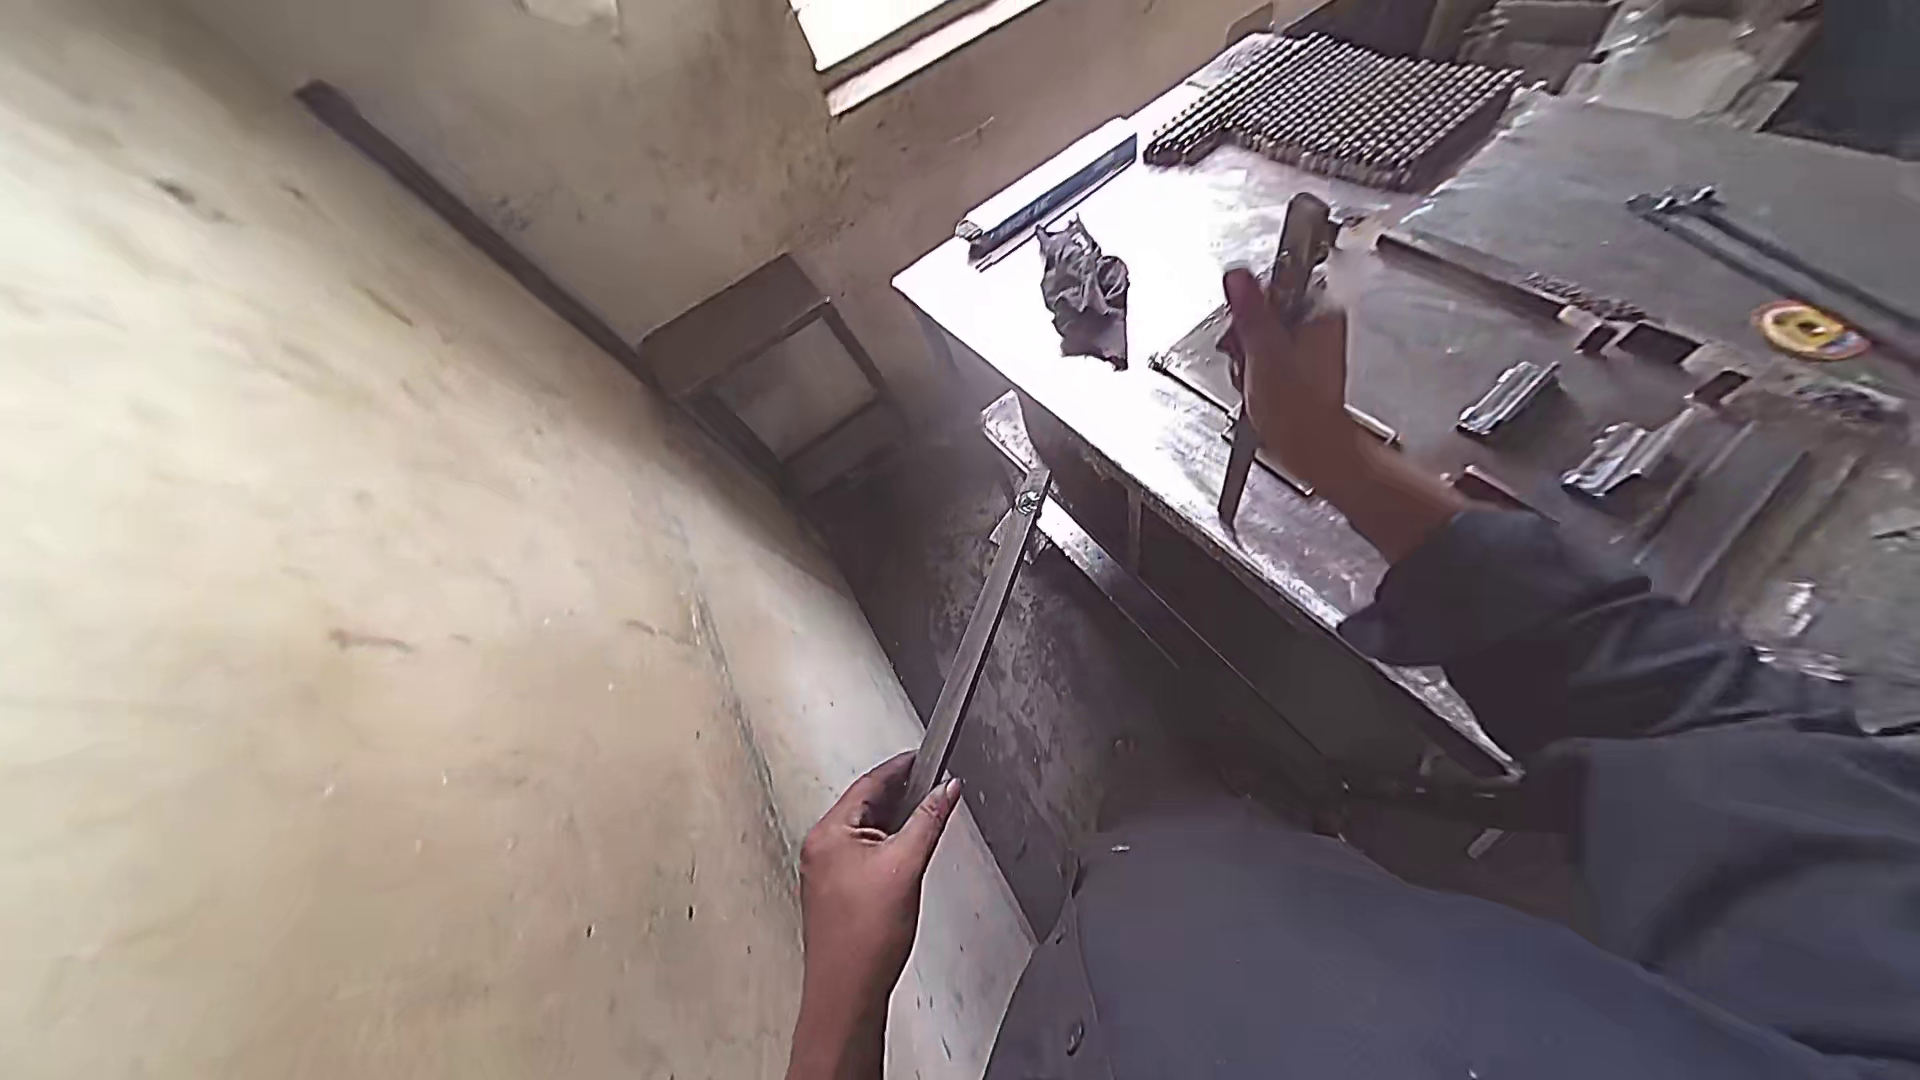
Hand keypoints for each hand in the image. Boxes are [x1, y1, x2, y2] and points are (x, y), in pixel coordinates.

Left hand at [787, 752, 963, 1079]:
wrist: (848, 996)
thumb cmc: (864, 941)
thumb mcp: (907, 865)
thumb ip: (929, 819)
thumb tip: (946, 789)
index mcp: (829, 833)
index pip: (868, 783)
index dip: (899, 767)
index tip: (920, 756)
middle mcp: (821, 847)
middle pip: (865, 802)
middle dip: (899, 791)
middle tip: (929, 780)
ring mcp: (826, 868)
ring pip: (865, 826)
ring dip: (894, 816)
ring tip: (923, 811)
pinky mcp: (835, 886)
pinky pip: (863, 847)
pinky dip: (886, 839)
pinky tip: (906, 846)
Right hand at [1221, 267, 1466, 561]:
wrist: (1312, 447)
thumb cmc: (1297, 408)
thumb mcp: (1263, 353)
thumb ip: (1249, 312)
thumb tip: (1236, 277)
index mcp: (1319, 311)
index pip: (1271, 287)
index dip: (1248, 309)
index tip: (1241, 331)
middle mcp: (1319, 325)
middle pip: (1264, 314)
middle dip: (1245, 338)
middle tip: (1247, 361)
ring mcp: (1309, 348)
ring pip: (1261, 338)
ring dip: (1247, 358)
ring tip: (1253, 380)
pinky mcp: (1299, 369)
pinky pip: (1265, 359)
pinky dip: (1255, 372)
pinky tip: (1257, 389)